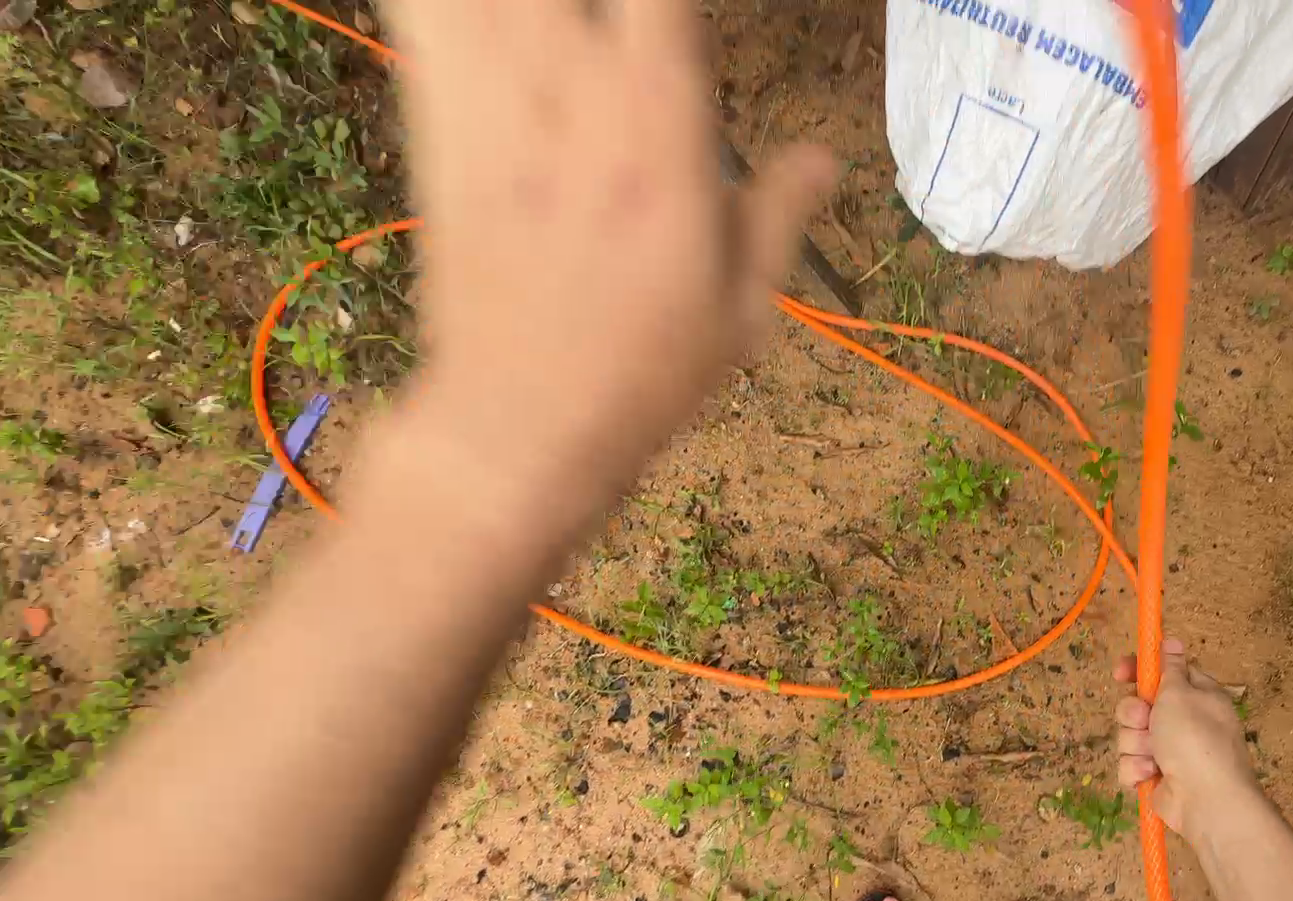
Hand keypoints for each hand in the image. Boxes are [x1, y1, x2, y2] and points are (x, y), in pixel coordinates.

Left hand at [380, 0, 834, 523]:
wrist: (527, 414)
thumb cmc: (650, 369)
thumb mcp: (742, 306)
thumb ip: (778, 213)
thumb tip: (825, 159)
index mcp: (659, 122)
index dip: (676, 1)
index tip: (689, 24)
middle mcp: (569, 81)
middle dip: (619, 4)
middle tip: (630, 33)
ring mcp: (488, 91)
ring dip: (531, 4)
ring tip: (570, 34)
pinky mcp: (432, 117)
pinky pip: (414, 2)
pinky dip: (436, 4)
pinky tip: (488, 28)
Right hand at [1113, 640, 1259, 837]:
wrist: (1205, 799)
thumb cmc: (1195, 738)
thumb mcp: (1180, 692)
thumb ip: (1169, 667)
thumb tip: (1173, 639)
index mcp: (1195, 695)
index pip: (1162, 673)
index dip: (1139, 671)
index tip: (1120, 672)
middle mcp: (1182, 721)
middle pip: (1138, 704)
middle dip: (1133, 714)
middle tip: (1145, 721)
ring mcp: (1168, 750)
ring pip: (1130, 735)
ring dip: (1136, 744)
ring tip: (1153, 756)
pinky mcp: (1155, 775)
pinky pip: (1130, 763)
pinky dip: (1137, 769)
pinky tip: (1151, 775)